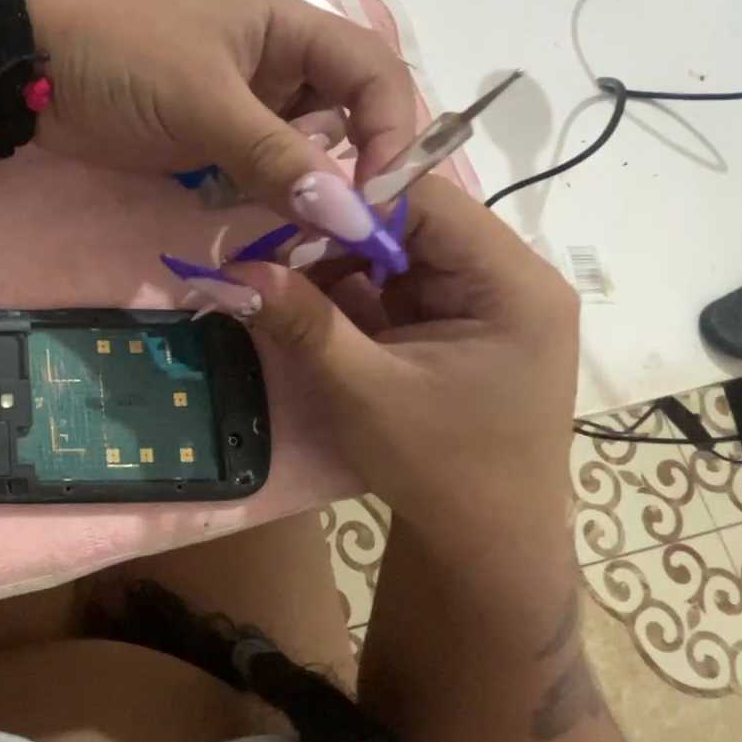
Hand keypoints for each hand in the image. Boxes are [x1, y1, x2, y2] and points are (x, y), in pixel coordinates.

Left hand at [23, 0, 417, 211]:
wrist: (25, 63)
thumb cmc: (122, 55)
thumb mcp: (203, 100)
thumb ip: (277, 157)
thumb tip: (355, 217)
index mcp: (289, 27)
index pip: (374, 73)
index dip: (392, 128)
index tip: (383, 193)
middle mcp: (273, 63)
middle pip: (340, 117)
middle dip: (344, 167)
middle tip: (335, 227)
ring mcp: (233, 102)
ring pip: (293, 150)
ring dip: (296, 186)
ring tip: (289, 223)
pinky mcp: (198, 136)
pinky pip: (248, 167)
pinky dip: (254, 191)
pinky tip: (247, 213)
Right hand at [211, 178, 580, 543]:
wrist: (485, 543)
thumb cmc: (441, 467)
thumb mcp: (362, 389)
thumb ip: (301, 322)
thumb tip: (231, 270)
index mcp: (510, 284)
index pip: (424, 200)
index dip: (349, 199)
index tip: (277, 216)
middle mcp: (504, 278)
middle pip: (407, 222)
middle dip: (331, 236)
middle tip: (264, 255)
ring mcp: (478, 300)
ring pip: (392, 251)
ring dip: (331, 263)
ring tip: (274, 280)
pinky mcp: (451, 322)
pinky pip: (390, 284)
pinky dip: (343, 289)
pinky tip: (302, 302)